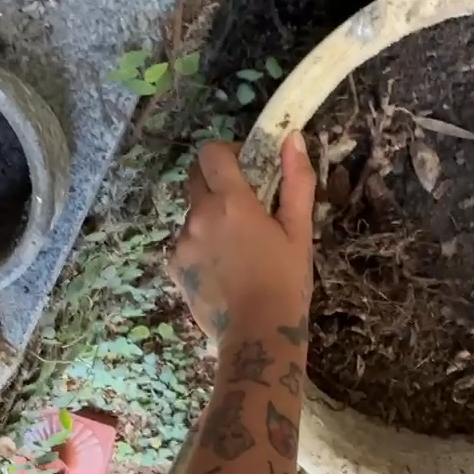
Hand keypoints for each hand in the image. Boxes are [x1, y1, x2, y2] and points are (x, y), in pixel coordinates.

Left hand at [168, 134, 315, 347]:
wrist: (258, 335)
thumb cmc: (285, 281)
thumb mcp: (299, 230)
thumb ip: (296, 181)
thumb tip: (293, 138)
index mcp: (231, 201)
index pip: (211, 152)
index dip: (228, 153)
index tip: (247, 168)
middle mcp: (199, 216)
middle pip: (196, 178)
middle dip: (217, 181)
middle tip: (244, 206)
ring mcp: (182, 242)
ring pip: (193, 213)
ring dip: (211, 217)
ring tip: (238, 247)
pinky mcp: (174, 266)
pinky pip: (186, 242)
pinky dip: (201, 245)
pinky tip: (223, 268)